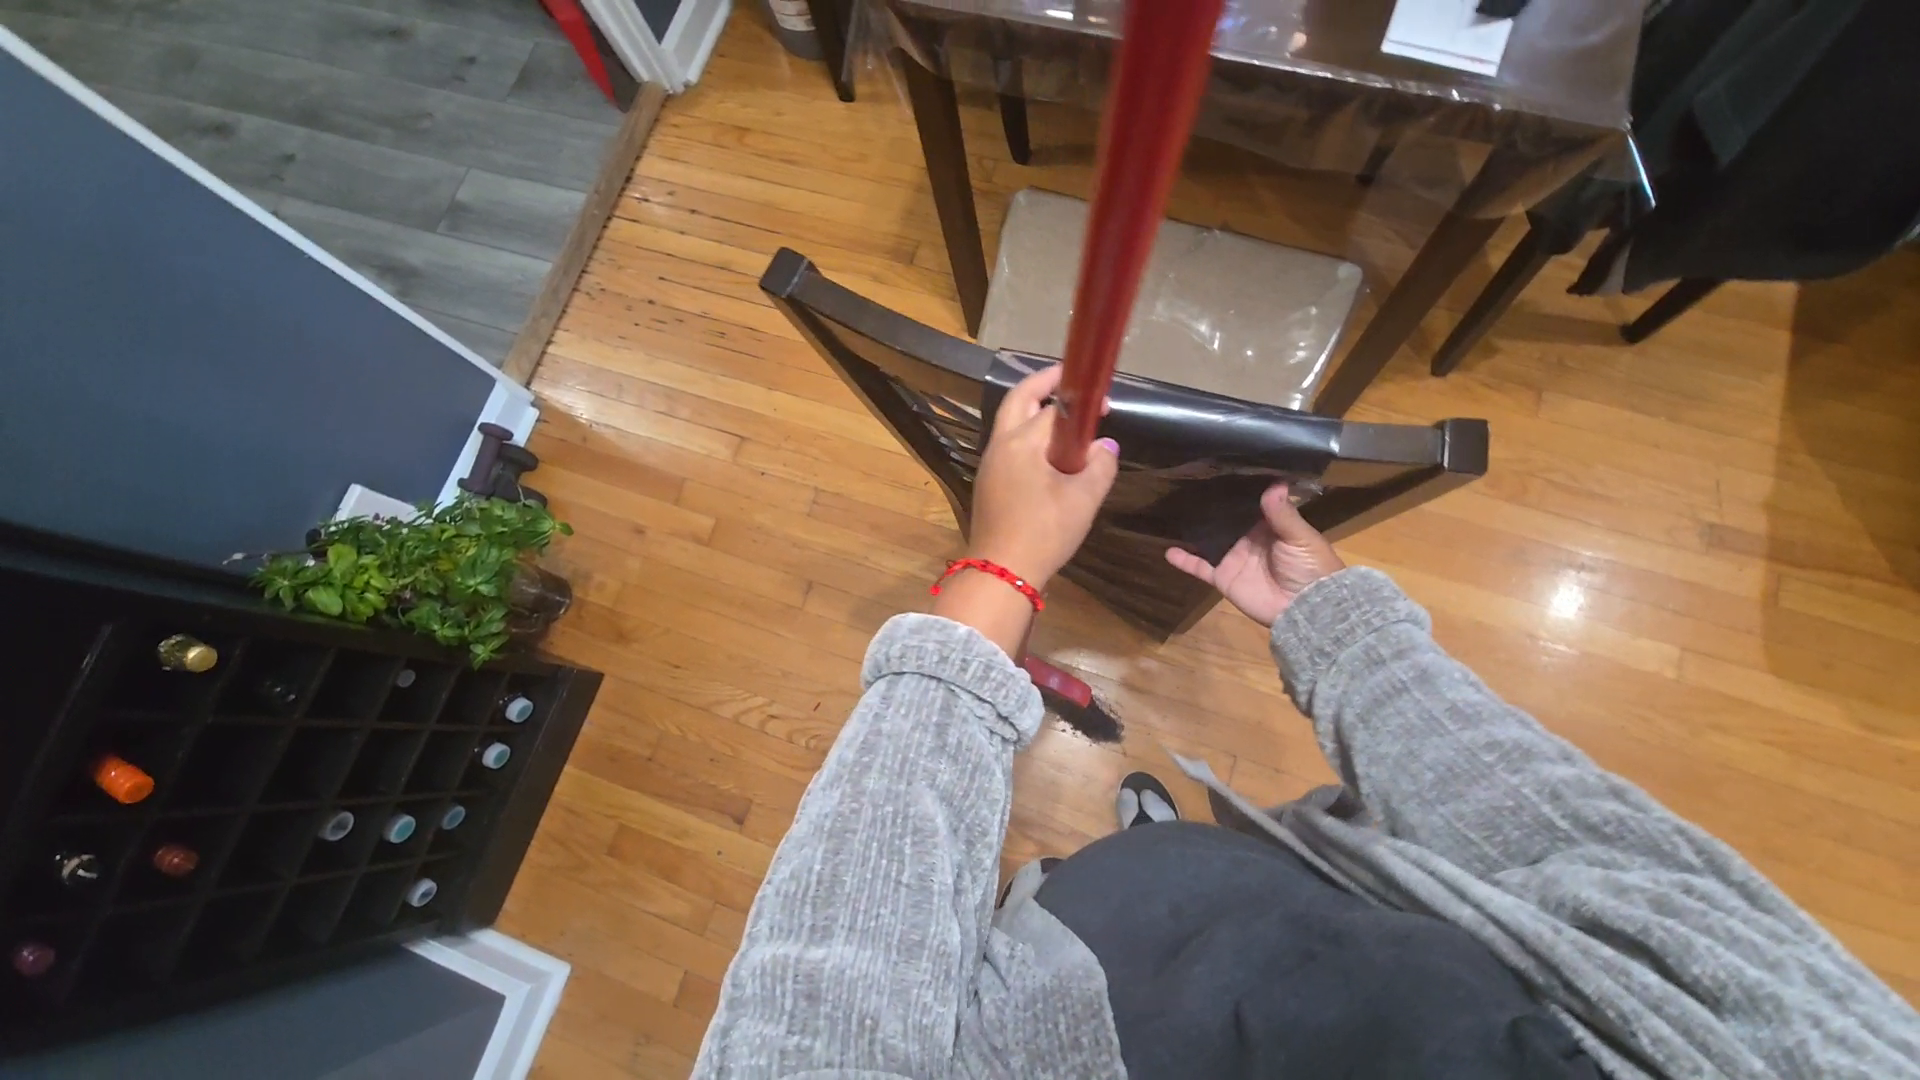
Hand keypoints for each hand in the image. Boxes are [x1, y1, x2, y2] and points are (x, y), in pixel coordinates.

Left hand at [966, 365, 1119, 589]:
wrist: (1001, 573)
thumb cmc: (1044, 533)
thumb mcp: (1084, 500)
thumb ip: (1100, 466)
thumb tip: (1105, 447)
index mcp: (1021, 442)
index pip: (1053, 408)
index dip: (1081, 402)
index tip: (1104, 404)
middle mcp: (1000, 446)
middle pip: (1017, 401)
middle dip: (1041, 384)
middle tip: (1067, 379)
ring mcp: (990, 466)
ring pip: (1010, 424)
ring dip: (1033, 412)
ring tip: (1065, 417)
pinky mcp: (988, 484)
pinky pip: (1009, 448)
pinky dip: (1028, 438)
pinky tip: (1049, 454)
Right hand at [1165, 484, 1344, 627]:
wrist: (1305, 609)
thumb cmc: (1309, 567)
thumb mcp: (1300, 537)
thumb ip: (1283, 513)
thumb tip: (1274, 482)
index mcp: (1270, 526)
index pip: (1251, 504)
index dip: (1239, 490)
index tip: (1222, 469)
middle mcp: (1248, 539)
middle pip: (1226, 521)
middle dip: (1211, 507)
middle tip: (1189, 483)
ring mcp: (1234, 558)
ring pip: (1209, 541)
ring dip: (1194, 531)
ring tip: (1172, 511)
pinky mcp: (1223, 577)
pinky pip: (1200, 568)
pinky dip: (1184, 560)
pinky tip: (1168, 550)